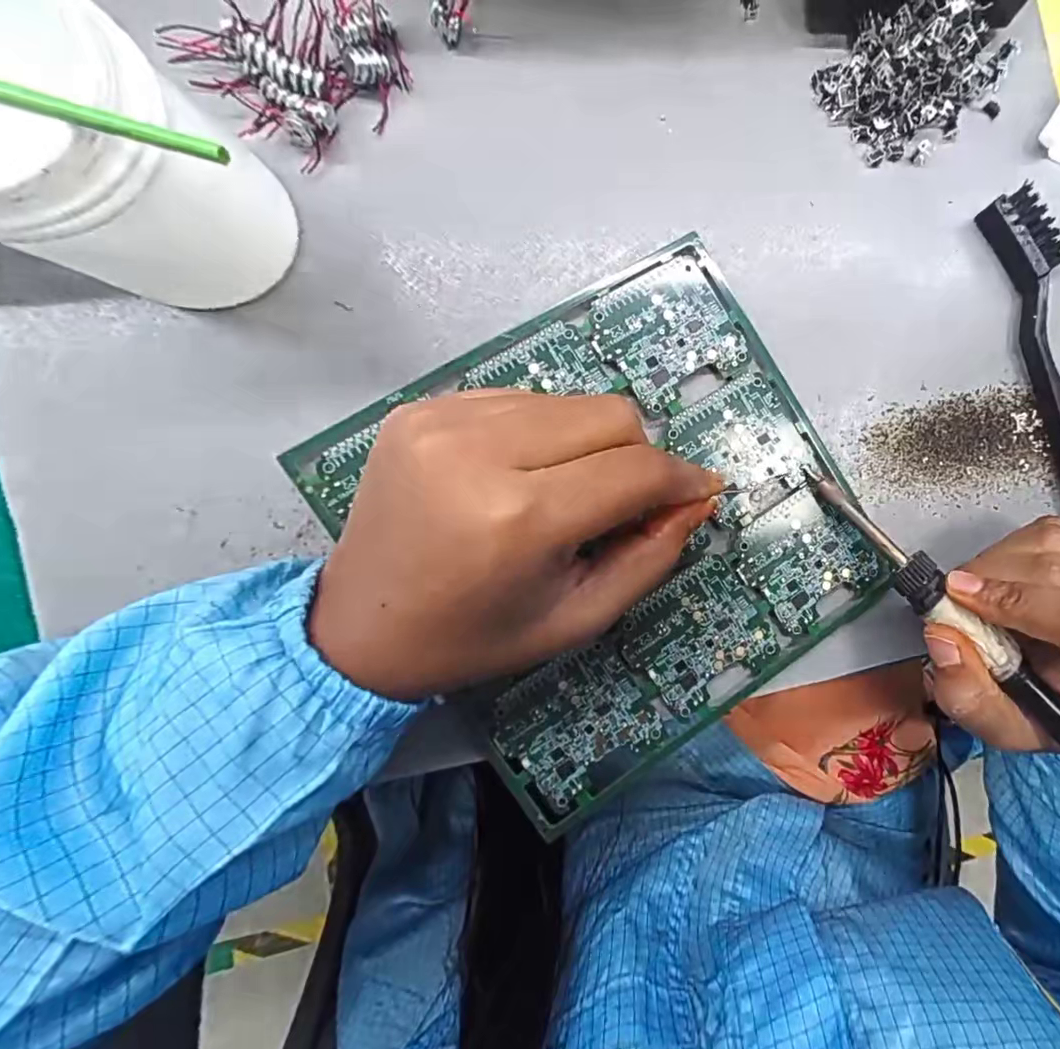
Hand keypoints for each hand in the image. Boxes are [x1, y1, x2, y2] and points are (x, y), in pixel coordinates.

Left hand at [308, 390, 720, 700]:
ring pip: (570, 401)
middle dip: (638, 457)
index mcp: (518, 517)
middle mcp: (478, 450)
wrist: (360, 628)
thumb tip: (694, 499)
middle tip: (625, 504)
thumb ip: (650, 557)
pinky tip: (522, 476)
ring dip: (590, 444)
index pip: (635, 470)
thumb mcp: (577, 617)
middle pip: (611, 415)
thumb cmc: (474, 638)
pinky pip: (522, 400)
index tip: (699, 492)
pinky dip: (544, 434)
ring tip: (567, 494)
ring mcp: (443, 419)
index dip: (681, 479)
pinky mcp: (424, 407)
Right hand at [921, 517, 1059, 750]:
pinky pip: (1057, 533)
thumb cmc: (1058, 719)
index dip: (1016, 599)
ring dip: (997, 561)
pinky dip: (1013, 549)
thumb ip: (969, 696)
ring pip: (1057, 542)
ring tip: (978, 594)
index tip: (961, 595)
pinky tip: (1004, 579)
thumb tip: (944, 636)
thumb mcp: (1007, 730)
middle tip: (953, 599)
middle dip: (991, 576)